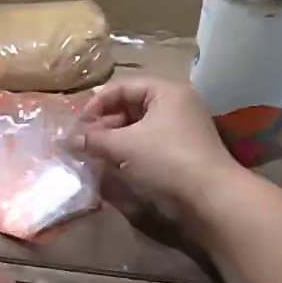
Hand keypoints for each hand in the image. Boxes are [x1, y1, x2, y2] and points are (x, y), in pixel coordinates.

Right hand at [79, 73, 241, 226]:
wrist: (210, 196)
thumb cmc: (167, 160)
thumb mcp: (125, 146)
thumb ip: (95, 139)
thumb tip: (71, 139)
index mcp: (165, 91)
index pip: (122, 86)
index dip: (97, 104)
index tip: (78, 126)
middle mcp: (176, 104)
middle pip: (131, 105)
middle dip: (105, 123)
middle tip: (84, 143)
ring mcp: (181, 128)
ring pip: (139, 126)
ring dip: (115, 139)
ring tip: (96, 155)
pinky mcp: (182, 151)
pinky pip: (149, 143)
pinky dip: (130, 150)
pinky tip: (116, 165)